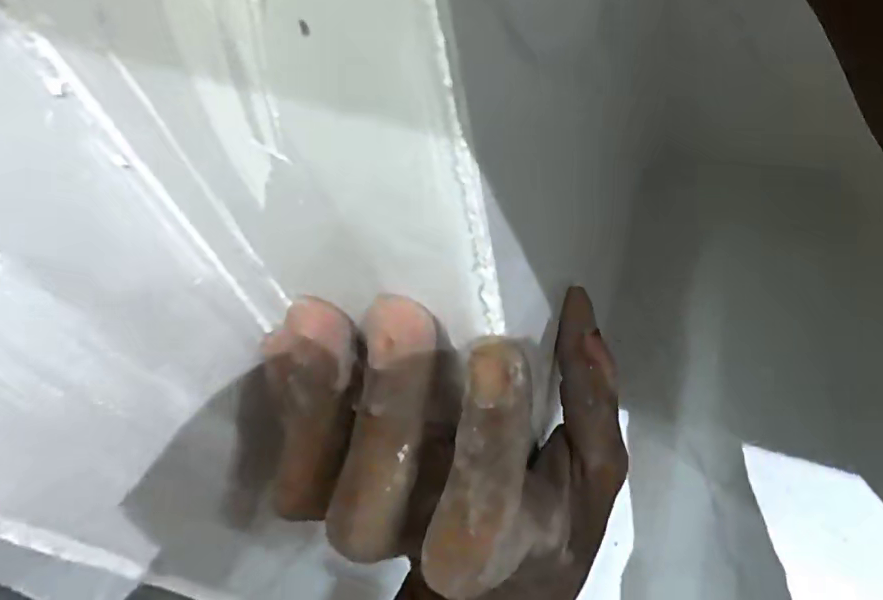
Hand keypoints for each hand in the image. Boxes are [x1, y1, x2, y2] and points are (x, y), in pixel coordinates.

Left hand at [263, 287, 624, 599]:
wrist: (487, 580)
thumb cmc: (550, 507)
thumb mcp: (594, 468)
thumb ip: (592, 395)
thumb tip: (578, 309)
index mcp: (501, 542)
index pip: (485, 510)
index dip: (489, 433)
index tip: (497, 350)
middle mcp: (419, 544)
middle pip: (379, 505)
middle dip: (389, 404)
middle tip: (397, 312)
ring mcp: (367, 520)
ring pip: (316, 490)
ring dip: (315, 400)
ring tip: (315, 318)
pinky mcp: (330, 495)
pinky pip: (290, 465)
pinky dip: (288, 399)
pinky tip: (291, 337)